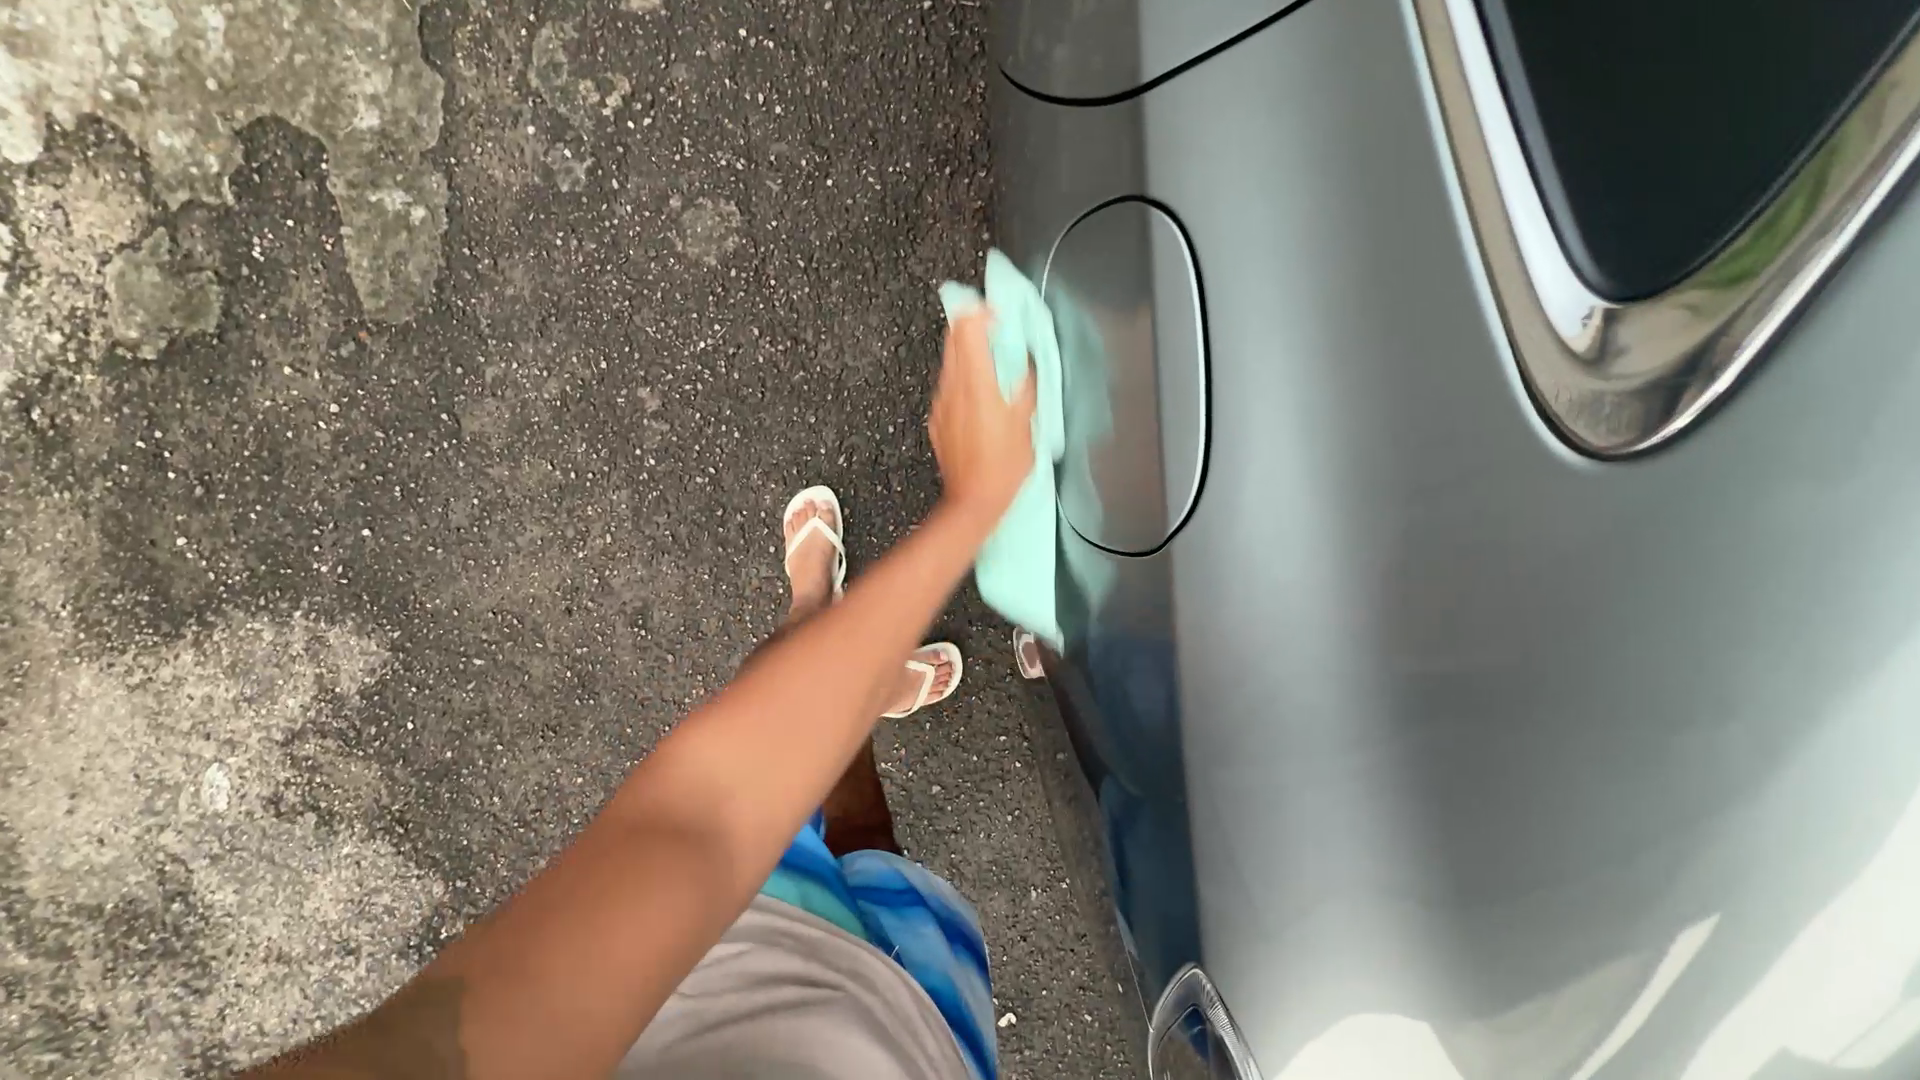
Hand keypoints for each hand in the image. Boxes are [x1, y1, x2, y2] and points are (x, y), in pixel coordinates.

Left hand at [929, 309, 1036, 527]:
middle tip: (996, 330)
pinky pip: (948, 387)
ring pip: (950, 363)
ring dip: (969, 353)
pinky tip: (980, 395)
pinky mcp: (937, 420)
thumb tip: (1026, 366)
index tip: (998, 315)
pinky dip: (963, 380)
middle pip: (954, 338)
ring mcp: (941, 404)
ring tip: (992, 362)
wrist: (973, 502)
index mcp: (977, 384)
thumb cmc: (1003, 468)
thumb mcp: (1026, 425)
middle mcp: (953, 389)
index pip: (968, 328)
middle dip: (973, 327)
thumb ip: (1025, 388)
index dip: (982, 313)